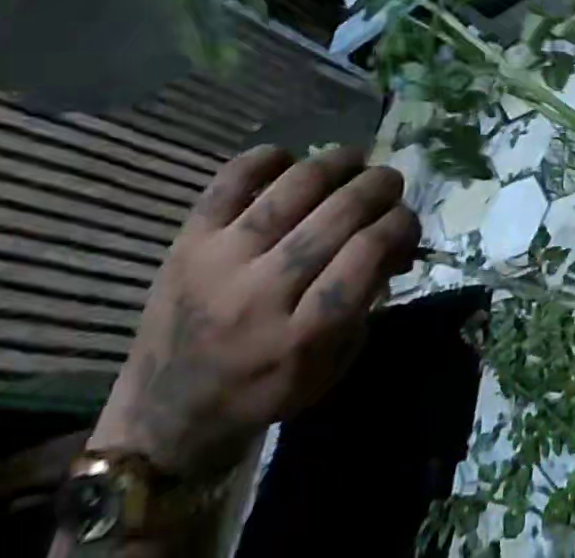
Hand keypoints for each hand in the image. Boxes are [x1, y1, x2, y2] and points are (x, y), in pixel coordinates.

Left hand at [89, 145, 418, 476]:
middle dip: (379, 187)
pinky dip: (266, 159)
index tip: (407, 218)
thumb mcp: (334, 364)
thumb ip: (367, 298)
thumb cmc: (266, 389)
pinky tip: (290, 159)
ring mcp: (220, 262)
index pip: (369, 252)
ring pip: (294, 188)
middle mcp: (263, 293)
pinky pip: (230, 181)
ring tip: (354, 158)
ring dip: (337, 162)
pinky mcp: (187, 243)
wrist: (167, 415)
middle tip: (391, 181)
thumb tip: (393, 236)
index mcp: (305, 334)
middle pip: (339, 214)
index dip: (400, 223)